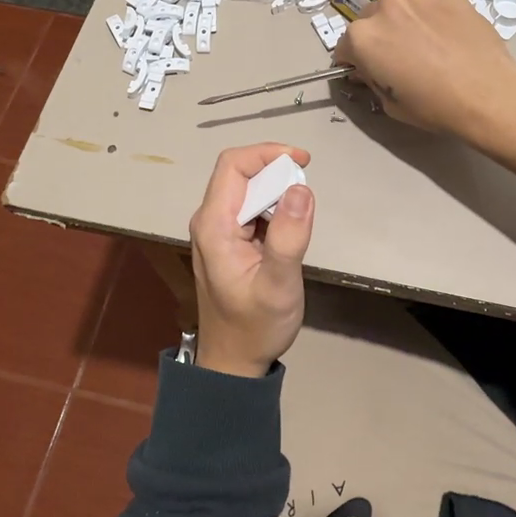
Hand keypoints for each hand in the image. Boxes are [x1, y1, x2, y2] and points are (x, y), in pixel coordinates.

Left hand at [187, 143, 314, 377]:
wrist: (234, 363)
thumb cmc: (254, 327)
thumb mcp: (278, 286)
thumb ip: (288, 237)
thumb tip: (300, 188)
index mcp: (214, 225)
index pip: (233, 165)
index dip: (267, 153)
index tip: (302, 160)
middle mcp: (210, 220)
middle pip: (239, 172)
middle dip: (275, 169)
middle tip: (306, 190)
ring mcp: (217, 230)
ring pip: (246, 188)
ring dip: (275, 188)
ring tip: (300, 212)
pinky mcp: (229, 240)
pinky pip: (250, 206)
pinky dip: (272, 205)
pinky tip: (289, 226)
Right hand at [333, 0, 515, 134]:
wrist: (488, 94)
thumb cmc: (434, 106)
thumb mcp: (390, 104)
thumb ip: (372, 79)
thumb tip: (370, 70)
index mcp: (363, 37)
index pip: (344, 46)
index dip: (354, 61)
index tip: (366, 71)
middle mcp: (386, 8)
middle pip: (372, 20)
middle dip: (380, 37)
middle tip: (401, 59)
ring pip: (404, 9)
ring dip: (408, 24)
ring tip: (432, 48)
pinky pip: (433, 6)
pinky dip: (436, 19)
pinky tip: (452, 40)